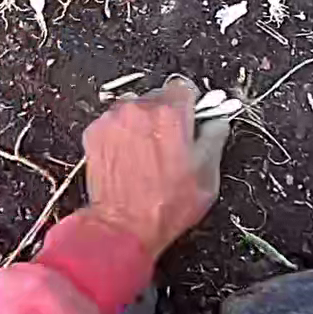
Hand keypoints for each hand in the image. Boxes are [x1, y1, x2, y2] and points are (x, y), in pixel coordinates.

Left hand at [82, 76, 231, 257]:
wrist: (122, 227)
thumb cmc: (165, 205)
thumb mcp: (207, 174)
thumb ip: (215, 137)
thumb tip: (217, 122)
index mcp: (172, 114)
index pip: (184, 86)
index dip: (191, 103)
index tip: (191, 116)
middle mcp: (141, 109)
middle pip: (158, 97)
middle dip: (166, 115)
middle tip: (170, 143)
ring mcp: (114, 119)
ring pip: (134, 108)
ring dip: (141, 122)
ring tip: (146, 152)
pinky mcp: (95, 132)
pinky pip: (113, 122)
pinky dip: (121, 134)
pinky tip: (128, 157)